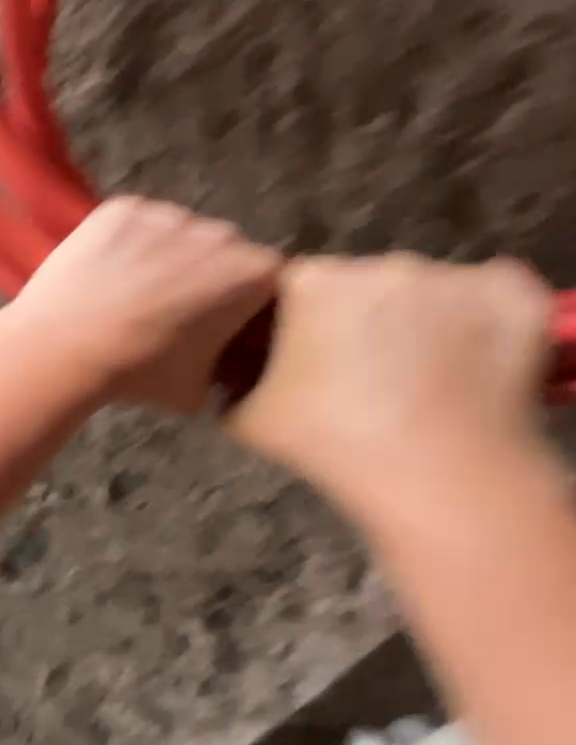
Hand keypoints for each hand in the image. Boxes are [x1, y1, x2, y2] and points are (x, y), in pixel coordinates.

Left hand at [3, 197, 282, 412]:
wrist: (59, 346)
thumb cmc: (135, 372)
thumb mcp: (202, 387)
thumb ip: (227, 366)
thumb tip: (223, 366)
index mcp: (257, 273)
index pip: (262, 280)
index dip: (239, 301)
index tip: (211, 319)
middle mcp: (221, 234)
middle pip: (220, 250)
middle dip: (201, 273)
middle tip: (164, 304)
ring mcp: (167, 215)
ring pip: (175, 232)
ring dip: (161, 253)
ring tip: (126, 288)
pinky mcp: (120, 209)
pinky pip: (132, 220)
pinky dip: (122, 238)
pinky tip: (104, 268)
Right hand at [226, 253, 555, 517]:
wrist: (439, 478)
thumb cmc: (326, 439)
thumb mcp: (240, 411)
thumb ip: (231, 375)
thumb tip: (236, 367)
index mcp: (305, 281)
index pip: (286, 285)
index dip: (286, 318)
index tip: (293, 352)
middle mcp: (376, 265)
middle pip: (353, 280)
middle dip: (348, 313)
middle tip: (350, 364)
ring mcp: (451, 278)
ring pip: (417, 288)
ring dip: (409, 315)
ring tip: (409, 367)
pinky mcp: (514, 297)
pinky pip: (485, 293)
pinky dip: (474, 315)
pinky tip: (460, 353)